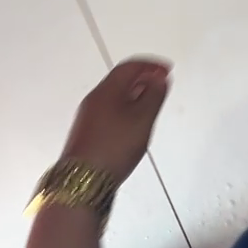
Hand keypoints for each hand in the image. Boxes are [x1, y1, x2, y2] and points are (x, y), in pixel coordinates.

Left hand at [60, 59, 170, 184]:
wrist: (82, 181)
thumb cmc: (112, 147)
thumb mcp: (143, 119)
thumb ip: (154, 95)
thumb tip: (158, 79)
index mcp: (107, 90)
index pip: (130, 66)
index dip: (150, 65)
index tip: (165, 69)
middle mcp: (94, 99)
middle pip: (120, 80)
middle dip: (143, 79)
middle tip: (159, 84)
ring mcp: (88, 117)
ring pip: (115, 97)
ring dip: (134, 95)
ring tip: (150, 105)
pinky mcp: (87, 133)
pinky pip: (109, 111)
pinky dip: (125, 110)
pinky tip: (133, 125)